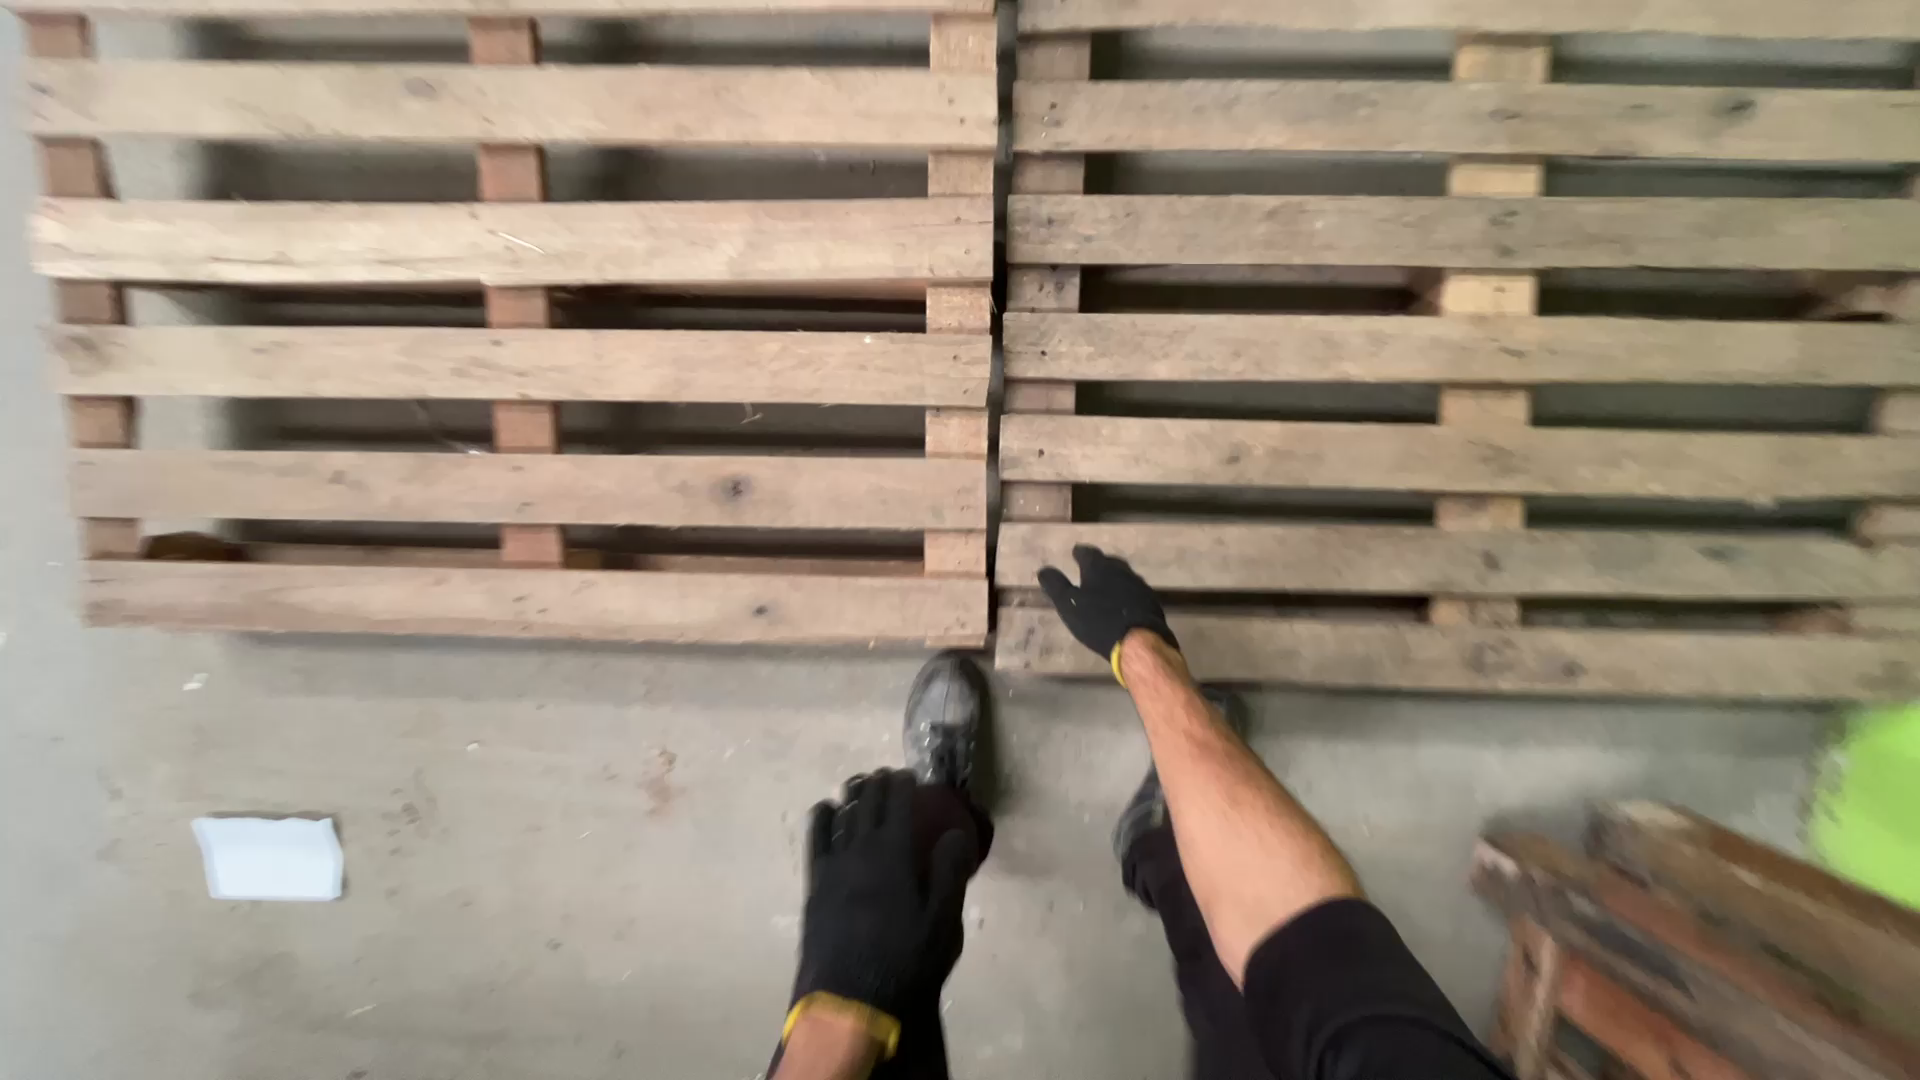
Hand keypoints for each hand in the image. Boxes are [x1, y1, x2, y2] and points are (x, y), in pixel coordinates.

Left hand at [793, 771, 975, 1028]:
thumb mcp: (943, 923)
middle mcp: (860, 850)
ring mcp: (833, 867)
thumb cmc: (906, 963)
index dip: (904, 783)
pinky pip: (815, 842)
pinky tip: (824, 811)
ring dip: (851, 795)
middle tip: (885, 774)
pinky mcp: (815, 887)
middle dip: (878, 783)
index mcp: (893, 854)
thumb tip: (956, 832)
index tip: (910, 773)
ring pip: (840, 816)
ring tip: (857, 784)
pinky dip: (821, 819)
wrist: (851, 1004)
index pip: (897, 804)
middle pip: (867, 804)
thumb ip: (950, 872)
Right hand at [1036, 545, 1177, 675]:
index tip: (1075, 552)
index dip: (1080, 552)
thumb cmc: (1097, 620)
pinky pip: (1135, 590)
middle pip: (1108, 561)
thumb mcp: (1068, 604)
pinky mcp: (1151, 600)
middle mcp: (1120, 570)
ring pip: (1124, 575)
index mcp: (1098, 568)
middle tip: (1092, 567)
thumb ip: (1056, 586)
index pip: (1088, 553)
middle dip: (1099, 563)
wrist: (1138, 639)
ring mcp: (1138, 585)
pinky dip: (1127, 591)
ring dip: (1114, 577)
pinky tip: (1124, 601)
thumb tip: (1044, 570)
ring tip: (1107, 584)